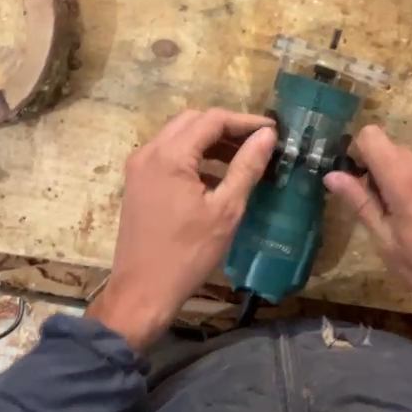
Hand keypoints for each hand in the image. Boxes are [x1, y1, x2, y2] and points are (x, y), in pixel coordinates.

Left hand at [89, 108, 275, 349]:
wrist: (142, 292)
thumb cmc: (188, 254)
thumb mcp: (226, 210)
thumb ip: (246, 167)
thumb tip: (267, 135)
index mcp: (170, 155)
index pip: (212, 120)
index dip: (245, 122)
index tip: (273, 131)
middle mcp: (149, 152)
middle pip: (193, 122)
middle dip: (227, 128)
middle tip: (258, 143)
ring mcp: (139, 167)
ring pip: (179, 137)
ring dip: (211, 142)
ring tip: (244, 158)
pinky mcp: (138, 183)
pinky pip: (169, 156)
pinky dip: (194, 157)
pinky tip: (218, 177)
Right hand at [324, 126, 411, 349]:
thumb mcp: (387, 242)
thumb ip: (360, 203)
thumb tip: (332, 175)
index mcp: (402, 177)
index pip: (370, 135)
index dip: (358, 153)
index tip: (360, 182)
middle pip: (392, 151)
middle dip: (381, 175)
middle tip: (386, 215)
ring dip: (405, 182)